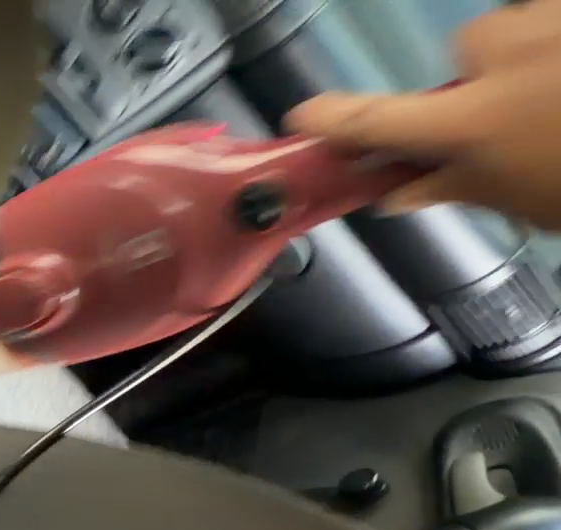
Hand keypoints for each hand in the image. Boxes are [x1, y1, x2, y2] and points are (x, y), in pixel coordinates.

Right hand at [286, 0, 560, 229]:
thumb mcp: (525, 200)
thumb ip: (462, 186)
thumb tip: (405, 190)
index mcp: (472, 122)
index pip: (374, 120)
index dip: (332, 119)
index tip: (303, 116)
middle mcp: (516, 61)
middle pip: (473, 40)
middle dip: (480, 63)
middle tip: (501, 96)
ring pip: (533, 18)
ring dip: (540, 44)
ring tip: (558, 78)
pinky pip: (558, 26)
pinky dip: (558, 44)